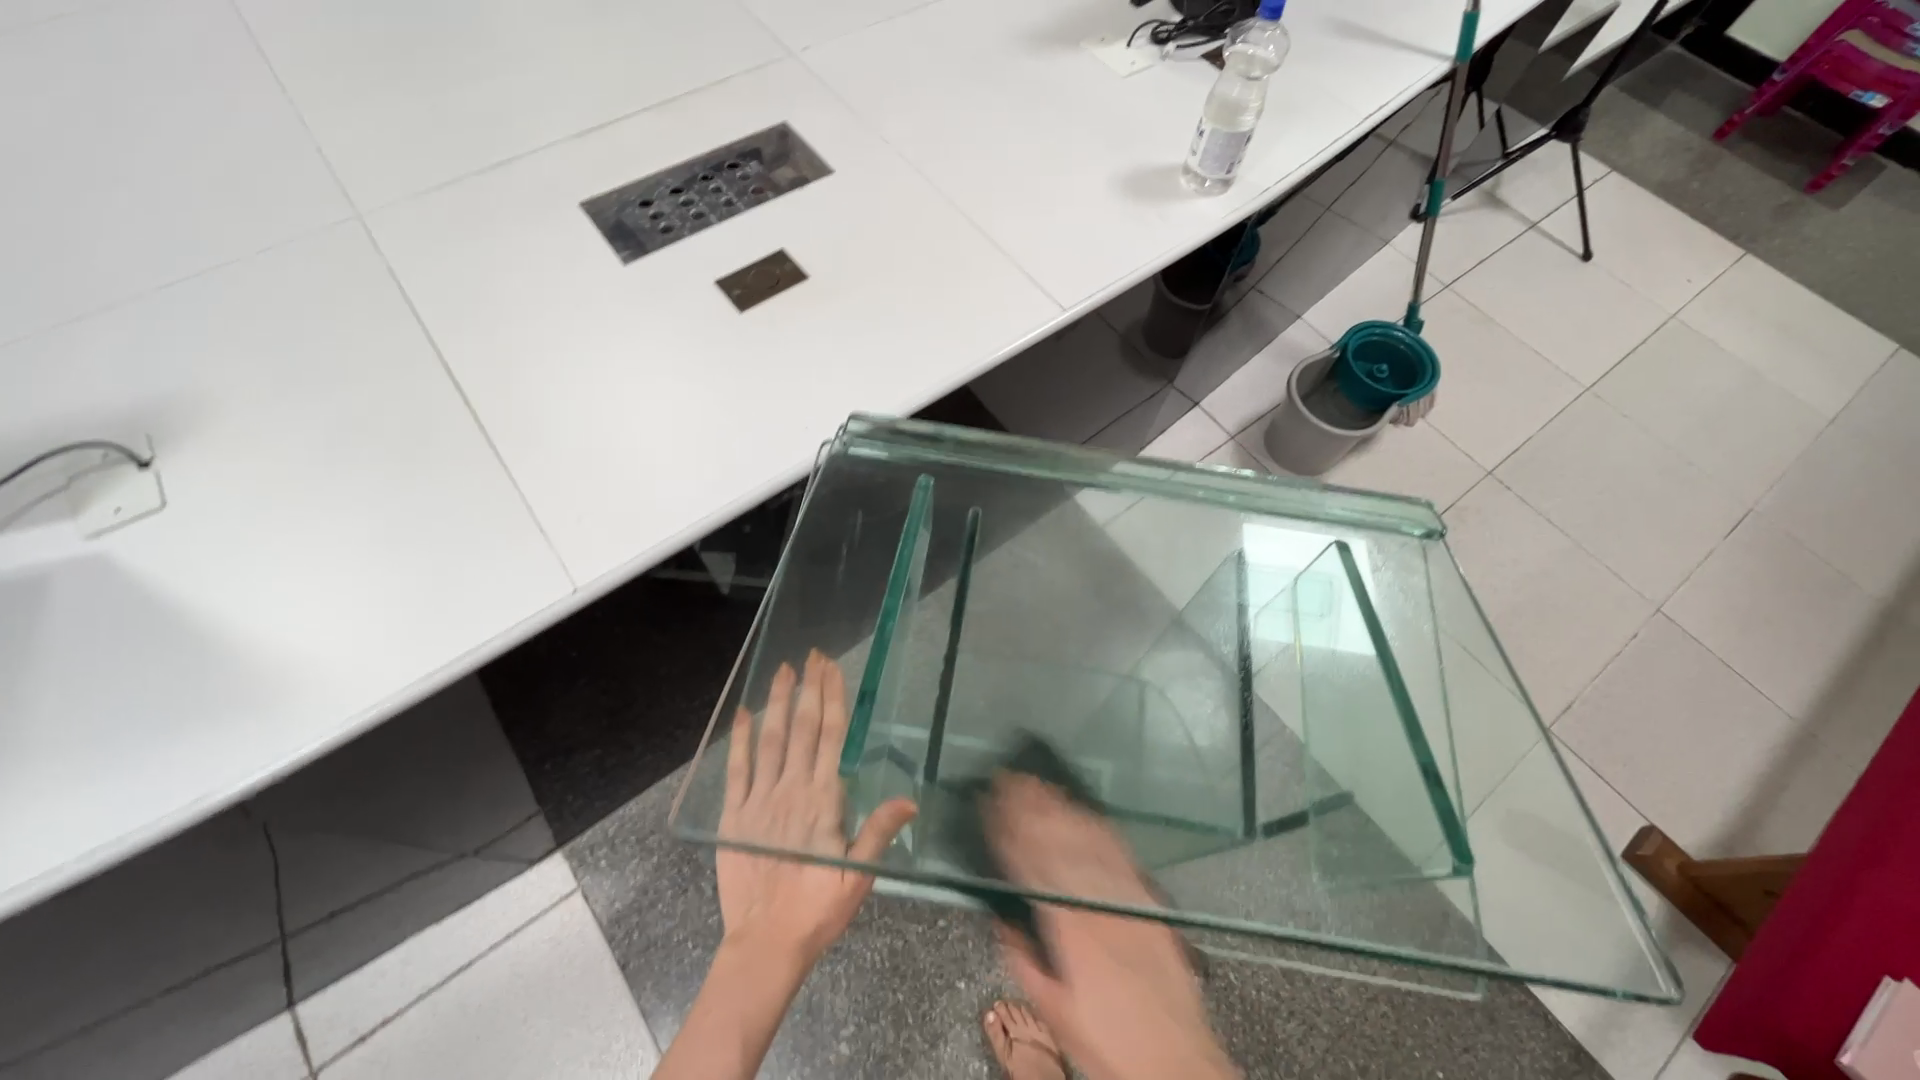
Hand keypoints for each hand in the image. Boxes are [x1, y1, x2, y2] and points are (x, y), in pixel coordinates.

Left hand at [716, 650, 916, 967]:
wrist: (766, 941)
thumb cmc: (818, 909)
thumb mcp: (859, 875)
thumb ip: (880, 831)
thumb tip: (909, 799)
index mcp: (823, 800)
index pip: (831, 736)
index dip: (832, 698)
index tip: (832, 669)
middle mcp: (791, 789)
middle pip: (803, 728)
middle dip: (809, 688)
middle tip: (813, 656)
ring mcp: (759, 799)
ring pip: (770, 740)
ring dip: (778, 702)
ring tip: (783, 671)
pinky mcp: (734, 815)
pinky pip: (737, 769)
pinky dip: (740, 739)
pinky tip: (744, 714)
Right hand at [987, 775, 1238, 1079]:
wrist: (1176, 1062)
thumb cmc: (1108, 1043)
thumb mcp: (1053, 1011)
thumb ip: (1024, 961)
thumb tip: (1004, 921)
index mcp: (1070, 933)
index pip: (1032, 868)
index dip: (1011, 833)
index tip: (993, 806)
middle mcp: (1100, 909)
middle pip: (1061, 846)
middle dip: (1033, 809)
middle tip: (1012, 780)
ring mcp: (1130, 903)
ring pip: (1091, 844)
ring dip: (1063, 811)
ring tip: (1042, 786)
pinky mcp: (1152, 907)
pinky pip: (1123, 858)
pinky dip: (1102, 831)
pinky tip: (1090, 815)